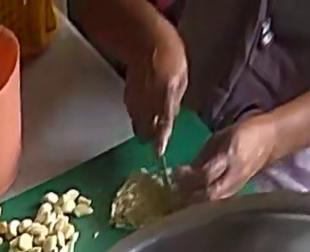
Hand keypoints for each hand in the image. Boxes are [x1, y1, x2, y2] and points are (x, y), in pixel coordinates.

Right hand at [124, 31, 187, 155]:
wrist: (144, 40)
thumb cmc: (169, 55)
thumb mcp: (182, 76)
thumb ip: (176, 99)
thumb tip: (171, 116)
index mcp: (165, 96)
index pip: (162, 125)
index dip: (160, 141)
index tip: (158, 153)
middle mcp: (147, 103)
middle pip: (145, 131)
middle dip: (150, 136)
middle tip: (155, 133)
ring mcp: (135, 102)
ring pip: (138, 125)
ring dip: (144, 126)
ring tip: (150, 118)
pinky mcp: (127, 99)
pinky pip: (134, 114)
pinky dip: (139, 115)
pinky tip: (144, 106)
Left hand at [184, 113, 278, 201]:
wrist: (272, 139)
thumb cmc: (244, 133)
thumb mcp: (220, 137)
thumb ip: (202, 156)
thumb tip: (183, 173)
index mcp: (230, 155)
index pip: (206, 174)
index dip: (188, 177)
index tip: (176, 173)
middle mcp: (234, 175)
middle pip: (208, 194)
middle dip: (189, 194)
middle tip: (176, 190)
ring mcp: (237, 186)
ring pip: (212, 202)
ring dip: (194, 201)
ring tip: (182, 196)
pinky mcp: (237, 193)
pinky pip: (217, 202)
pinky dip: (203, 202)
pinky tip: (194, 200)